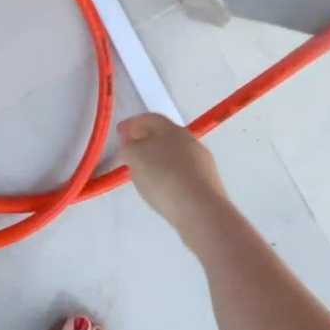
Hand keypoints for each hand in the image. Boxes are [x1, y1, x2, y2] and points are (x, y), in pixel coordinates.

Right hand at [118, 114, 227, 237]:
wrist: (202, 211)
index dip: (132, 124)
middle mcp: (189, 140)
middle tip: (132, 152)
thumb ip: (128, 146)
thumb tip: (129, 142)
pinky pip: (184, 173)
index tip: (120, 133)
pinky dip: (171, 175)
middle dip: (146, 141)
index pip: (149, 118)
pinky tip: (164, 188)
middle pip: (164, 135)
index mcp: (170, 128)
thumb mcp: (134, 157)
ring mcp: (202, 162)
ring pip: (175, 155)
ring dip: (160, 159)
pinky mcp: (209, 183)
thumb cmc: (163, 178)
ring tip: (146, 173)